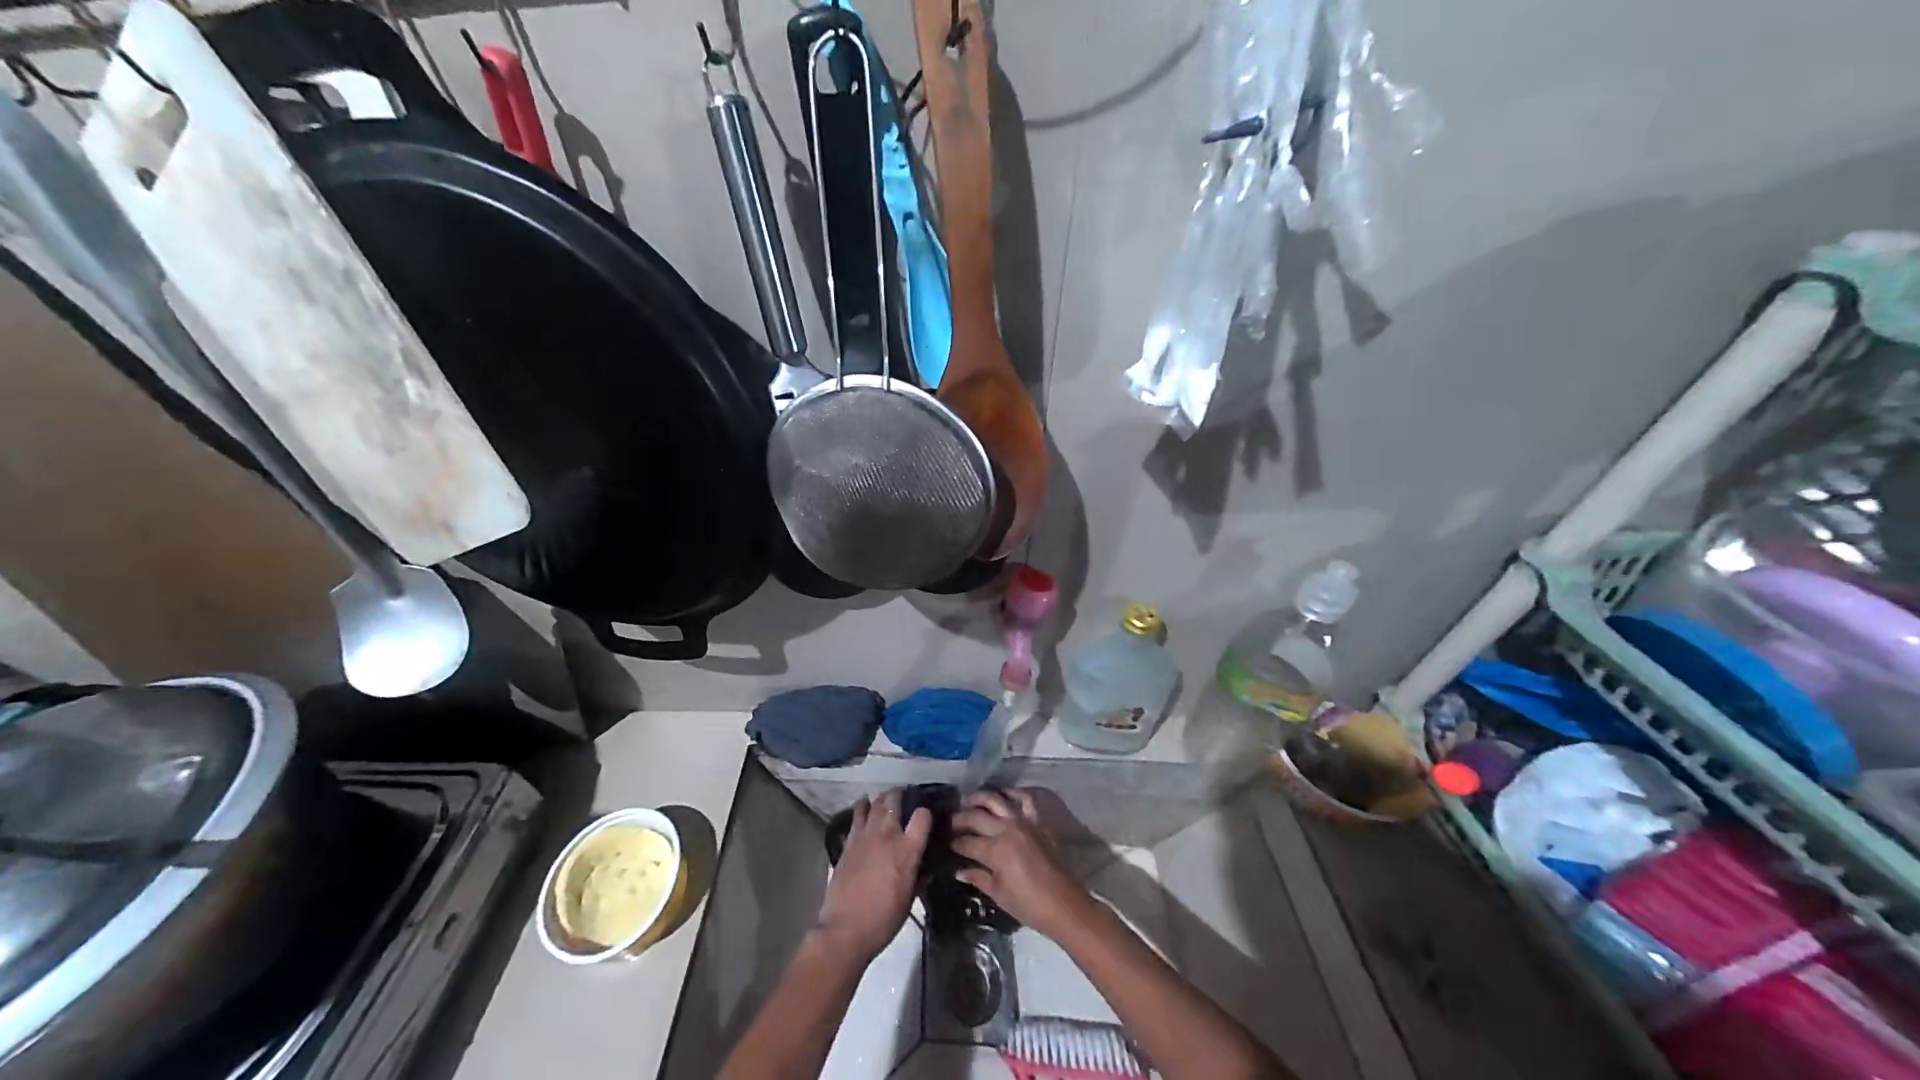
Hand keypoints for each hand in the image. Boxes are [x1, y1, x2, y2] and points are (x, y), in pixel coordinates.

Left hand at [816, 791, 931, 960]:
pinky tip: (864, 805)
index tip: (926, 816)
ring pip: (874, 804)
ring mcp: (865, 837)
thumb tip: (927, 868)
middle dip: (901, 795)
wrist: (845, 929)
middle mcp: (887, 836)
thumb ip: (919, 878)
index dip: (926, 812)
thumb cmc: (884, 920)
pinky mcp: (848, 843)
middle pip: (894, 801)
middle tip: (905, 797)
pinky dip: (862, 807)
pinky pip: (856, 816)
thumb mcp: (910, 900)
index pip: (922, 817)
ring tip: (886, 799)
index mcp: (907, 851)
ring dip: (882, 799)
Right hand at [952, 789, 1090, 939]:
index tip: (947, 844)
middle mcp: (1005, 829)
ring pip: (996, 800)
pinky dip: (1015, 792)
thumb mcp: (998, 894)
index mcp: (994, 850)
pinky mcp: (1037, 822)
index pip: (966, 842)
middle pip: (976, 817)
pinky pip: (1026, 800)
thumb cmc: (1027, 904)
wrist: (1063, 904)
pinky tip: (1004, 793)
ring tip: (968, 801)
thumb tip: (960, 871)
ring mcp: (1022, 822)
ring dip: (979, 798)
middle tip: (951, 823)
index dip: (955, 843)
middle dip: (960, 819)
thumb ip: (978, 877)